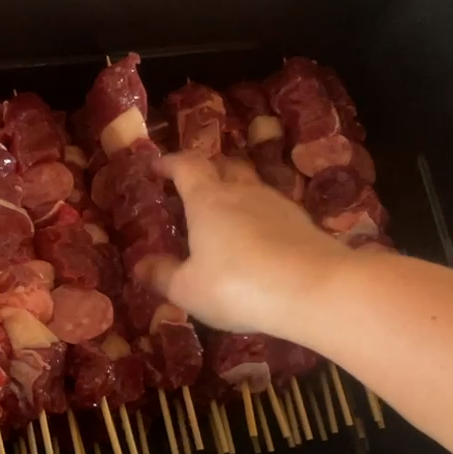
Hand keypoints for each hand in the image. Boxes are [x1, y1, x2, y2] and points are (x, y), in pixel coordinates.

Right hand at [155, 152, 354, 335]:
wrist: (311, 289)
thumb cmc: (235, 286)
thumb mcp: (187, 289)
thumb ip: (163, 275)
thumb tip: (140, 266)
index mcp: (208, 201)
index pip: (187, 166)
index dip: (170, 163)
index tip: (157, 166)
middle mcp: (243, 193)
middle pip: (223, 167)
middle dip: (205, 171)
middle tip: (189, 186)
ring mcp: (276, 205)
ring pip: (250, 187)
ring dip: (232, 194)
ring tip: (220, 215)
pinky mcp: (300, 223)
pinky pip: (270, 212)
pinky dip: (254, 218)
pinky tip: (252, 241)